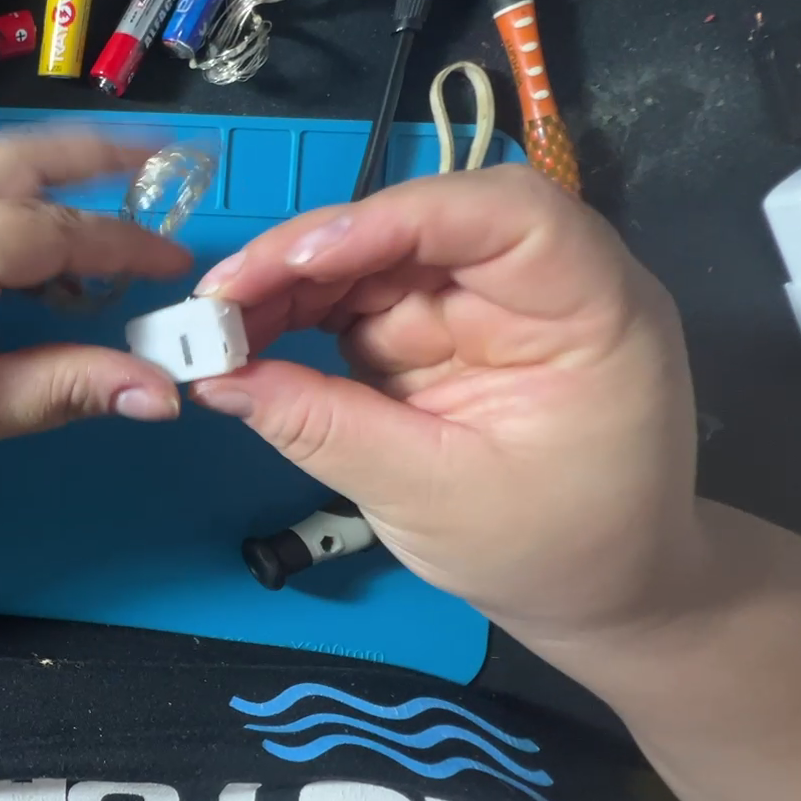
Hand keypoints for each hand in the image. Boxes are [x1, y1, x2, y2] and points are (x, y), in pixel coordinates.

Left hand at [0, 131, 191, 513]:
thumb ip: (71, 385)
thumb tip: (163, 394)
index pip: (52, 229)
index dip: (123, 246)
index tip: (177, 264)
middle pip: (18, 157)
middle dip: (95, 155)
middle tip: (162, 158)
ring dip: (48, 172)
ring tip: (109, 188)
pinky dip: (3, 201)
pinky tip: (31, 238)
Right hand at [190, 166, 706, 638]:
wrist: (590, 584)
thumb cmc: (545, 544)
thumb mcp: (424, 493)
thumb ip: (318, 428)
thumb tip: (212, 380)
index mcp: (582, 312)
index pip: (500, 216)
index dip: (393, 219)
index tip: (298, 261)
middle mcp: (519, 287)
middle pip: (407, 227)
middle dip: (304, 253)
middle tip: (217, 298)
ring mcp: (462, 306)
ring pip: (359, 258)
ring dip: (279, 283)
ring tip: (210, 324)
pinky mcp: (415, 332)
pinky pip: (339, 301)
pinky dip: (283, 313)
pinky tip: (239, 337)